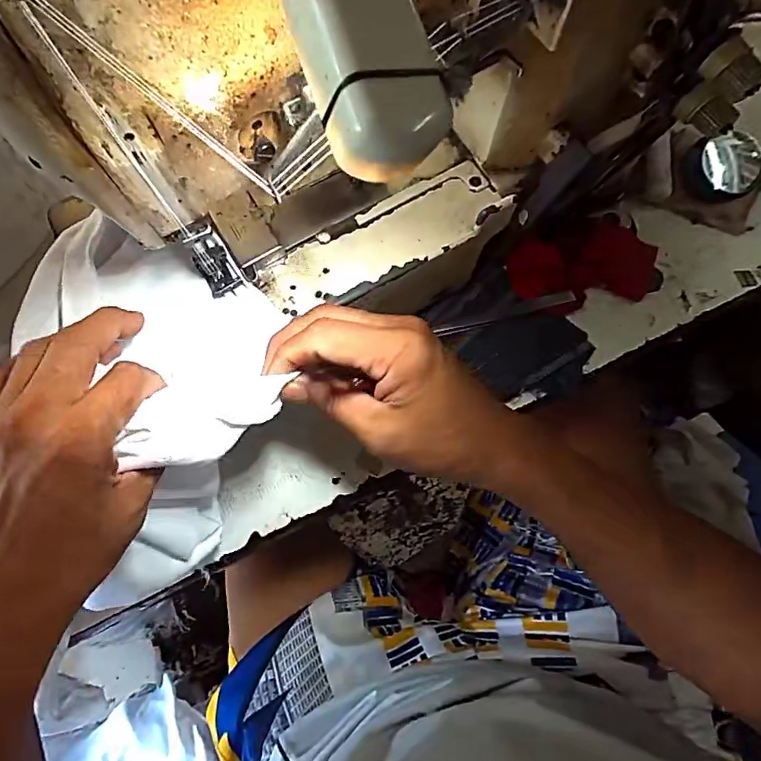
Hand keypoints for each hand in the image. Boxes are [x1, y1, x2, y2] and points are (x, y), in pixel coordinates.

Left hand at [0, 308, 165, 703]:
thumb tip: (145, 434)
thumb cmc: (62, 568)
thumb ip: (143, 463)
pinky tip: (41, 368)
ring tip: (91, 340)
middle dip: (110, 326)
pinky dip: (26, 363)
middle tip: (131, 324)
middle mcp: (35, 414)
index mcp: (78, 435)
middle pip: (76, 343)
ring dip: (68, 339)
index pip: (126, 381)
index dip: (150, 380)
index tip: (158, 390)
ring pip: (34, 353)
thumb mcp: (124, 516)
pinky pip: (1, 379)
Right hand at [263, 305, 540, 488]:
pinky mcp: (398, 340)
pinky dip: (325, 352)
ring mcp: (399, 330)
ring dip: (305, 346)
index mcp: (396, 346)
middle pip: (324, 317)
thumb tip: (292, 385)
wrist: (491, 443)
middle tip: (270, 376)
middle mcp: (397, 327)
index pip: (323, 334)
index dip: (287, 355)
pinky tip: (316, 376)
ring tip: (289, 379)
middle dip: (289, 343)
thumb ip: (330, 401)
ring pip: (334, 322)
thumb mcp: (378, 431)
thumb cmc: (445, 442)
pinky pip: (350, 336)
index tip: (268, 381)